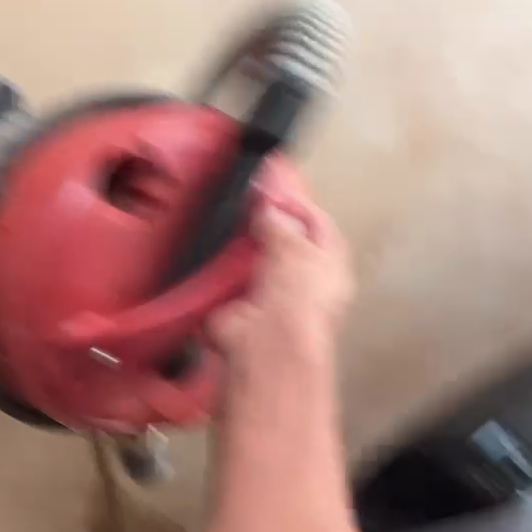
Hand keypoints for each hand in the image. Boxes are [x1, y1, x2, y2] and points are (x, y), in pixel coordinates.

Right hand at [207, 183, 353, 370]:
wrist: (263, 347)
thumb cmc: (295, 300)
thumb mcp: (297, 251)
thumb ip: (281, 225)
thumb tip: (267, 205)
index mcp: (327, 264)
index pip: (315, 223)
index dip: (295, 202)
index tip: (271, 183)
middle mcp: (298, 279)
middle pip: (280, 240)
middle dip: (262, 222)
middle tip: (242, 197)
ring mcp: (264, 294)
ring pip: (250, 260)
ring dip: (237, 244)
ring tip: (221, 216)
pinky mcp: (232, 307)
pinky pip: (223, 280)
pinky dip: (214, 268)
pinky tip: (204, 247)